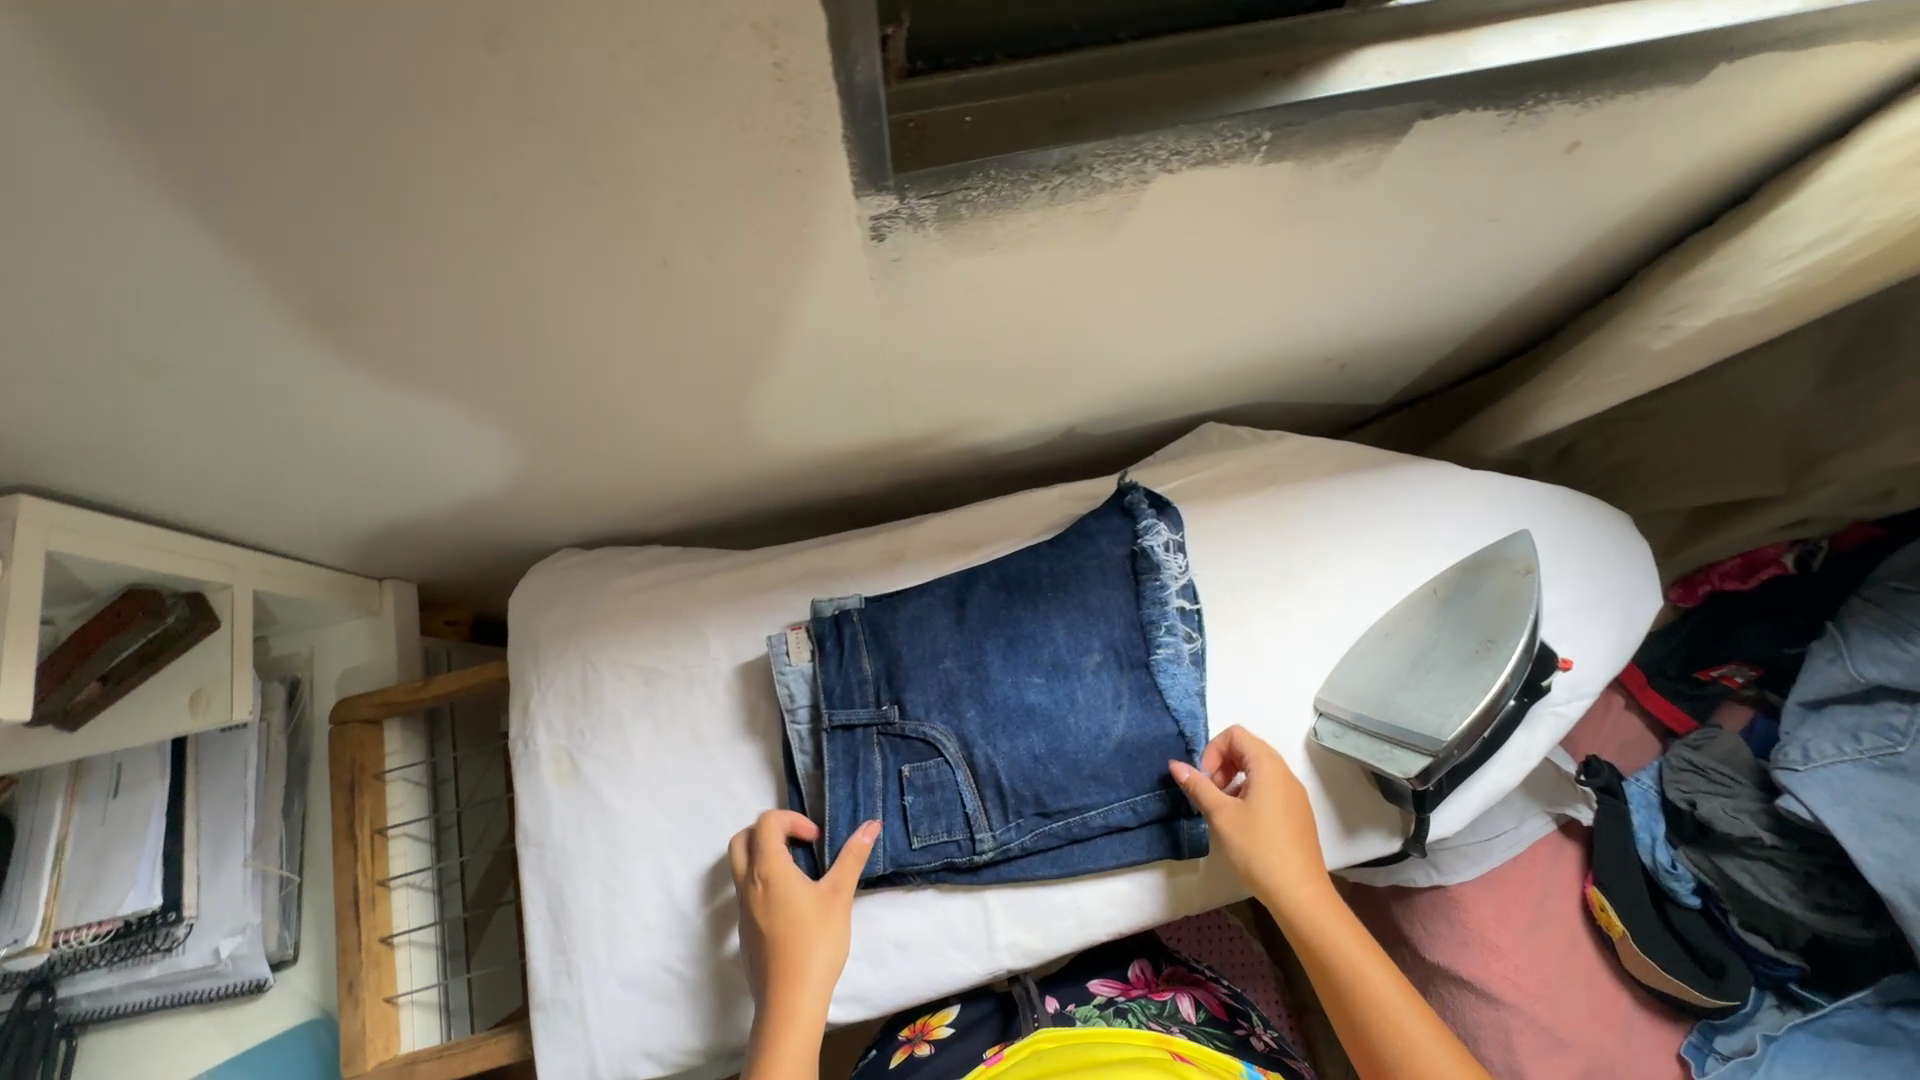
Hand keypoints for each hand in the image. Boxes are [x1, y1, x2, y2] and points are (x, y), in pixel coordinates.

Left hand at [729, 811, 878, 1018]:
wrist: (789, 1001)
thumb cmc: (816, 943)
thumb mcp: (839, 895)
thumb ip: (853, 857)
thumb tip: (871, 824)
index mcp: (768, 869)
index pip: (766, 822)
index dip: (792, 820)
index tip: (816, 840)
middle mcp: (748, 884)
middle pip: (742, 839)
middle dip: (769, 832)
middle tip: (799, 845)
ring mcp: (742, 909)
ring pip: (740, 866)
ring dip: (763, 856)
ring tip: (797, 872)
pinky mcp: (743, 931)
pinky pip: (745, 892)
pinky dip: (762, 882)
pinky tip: (791, 904)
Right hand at [1169, 726, 1332, 920]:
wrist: (1299, 893)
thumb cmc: (1258, 849)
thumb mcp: (1221, 815)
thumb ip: (1198, 786)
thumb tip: (1175, 764)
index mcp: (1268, 767)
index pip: (1236, 734)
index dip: (1213, 750)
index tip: (1205, 780)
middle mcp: (1285, 774)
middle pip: (1248, 748)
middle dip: (1222, 764)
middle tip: (1209, 793)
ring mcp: (1294, 794)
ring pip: (1258, 770)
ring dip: (1233, 779)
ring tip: (1222, 809)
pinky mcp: (1296, 813)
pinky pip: (1269, 788)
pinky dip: (1249, 793)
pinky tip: (1240, 822)